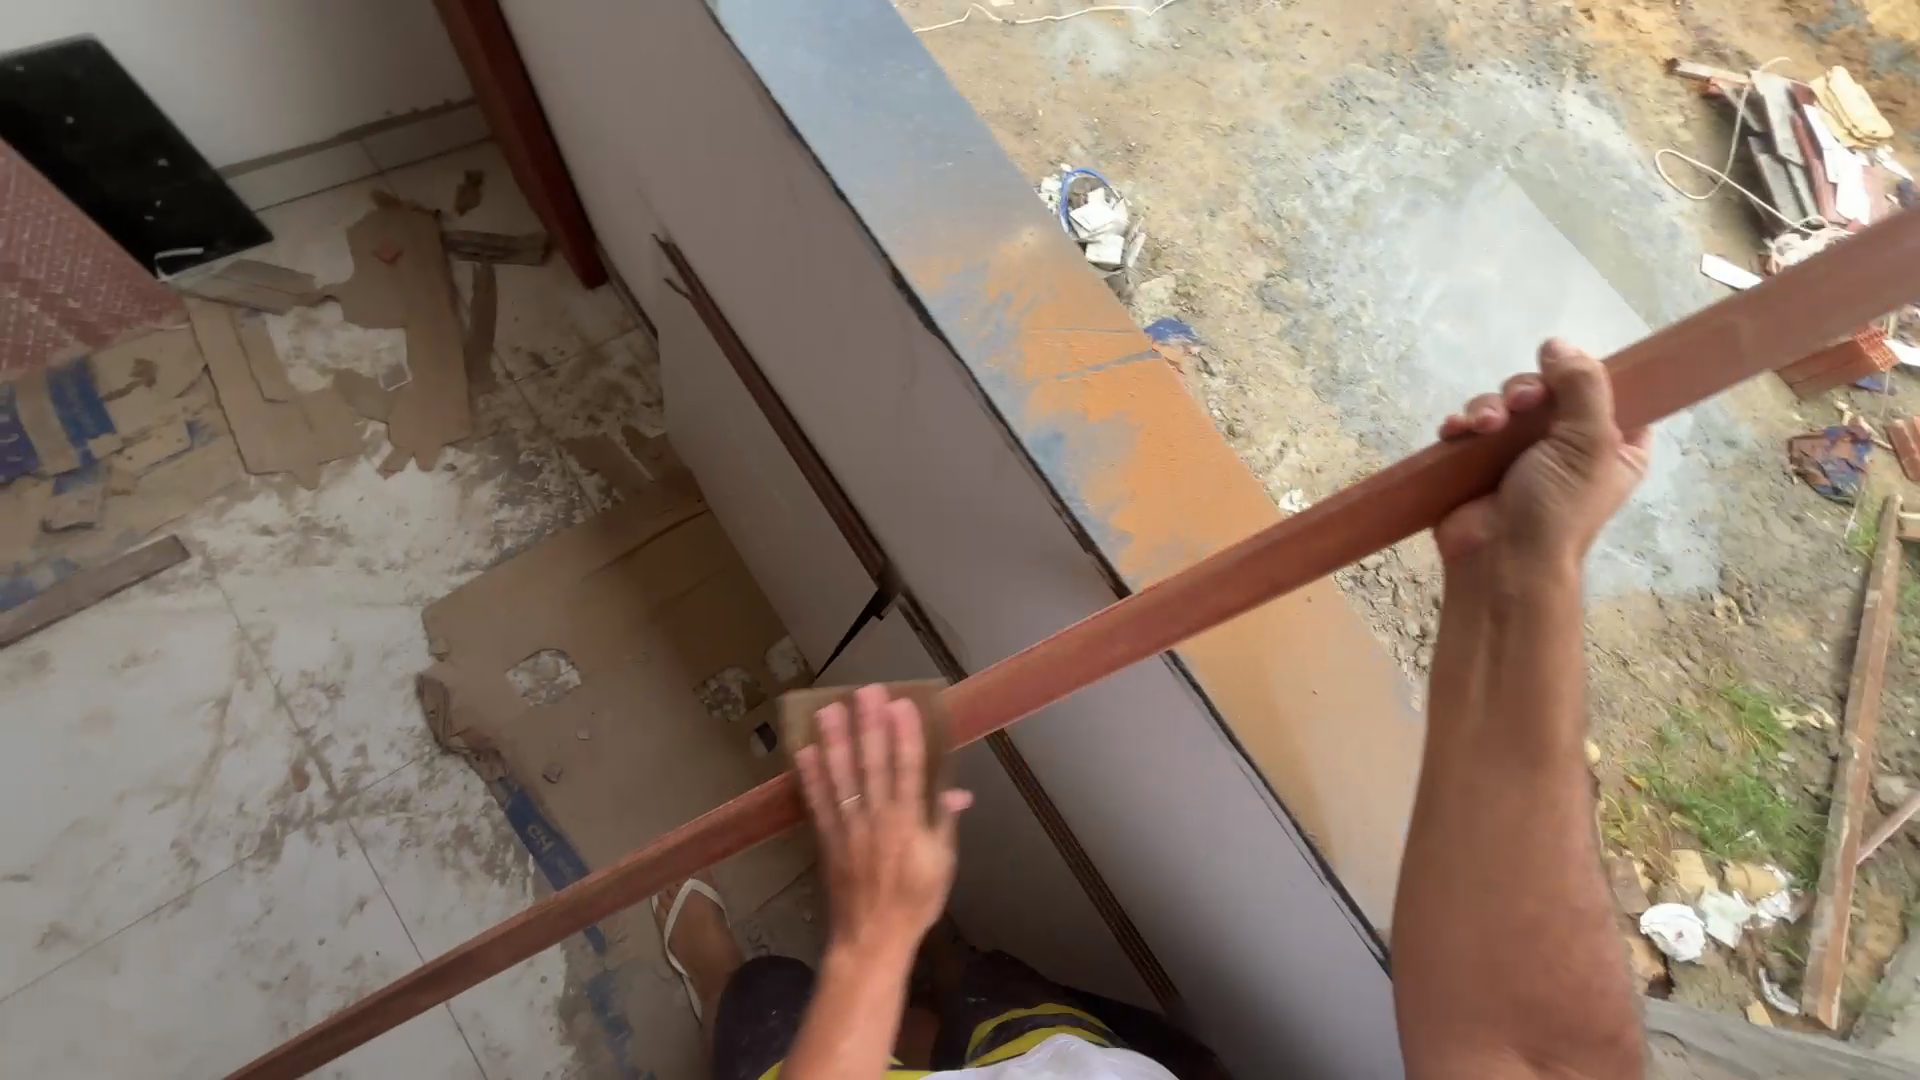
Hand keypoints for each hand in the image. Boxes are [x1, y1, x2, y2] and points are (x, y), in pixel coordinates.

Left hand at [796, 686, 972, 957]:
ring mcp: (848, 828)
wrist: (872, 940)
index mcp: (909, 823)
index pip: (908, 770)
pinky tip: (804, 752)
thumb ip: (944, 821)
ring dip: (834, 742)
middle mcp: (877, 819)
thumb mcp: (943, 862)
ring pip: (841, 778)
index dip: (905, 736)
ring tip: (828, 710)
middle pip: (872, 765)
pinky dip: (811, 778)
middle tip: (865, 692)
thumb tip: (956, 791)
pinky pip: (817, 804)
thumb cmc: (916, 900)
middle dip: (869, 726)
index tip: (901, 705)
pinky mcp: (827, 839)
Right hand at [1434, 339, 1651, 568]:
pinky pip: (1466, 429)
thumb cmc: (1557, 506)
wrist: (1500, 556)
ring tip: (1481, 426)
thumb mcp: (1589, 440)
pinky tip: (1455, 432)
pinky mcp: (1473, 465)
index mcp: (1610, 442)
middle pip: (1543, 392)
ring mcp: (1514, 455)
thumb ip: (1582, 385)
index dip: (1581, 376)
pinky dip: (1459, 425)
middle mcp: (1563, 445)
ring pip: (1500, 406)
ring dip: (1486, 408)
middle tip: (1518, 404)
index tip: (1560, 374)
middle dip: (1523, 392)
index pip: (1604, 391)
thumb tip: (1557, 342)